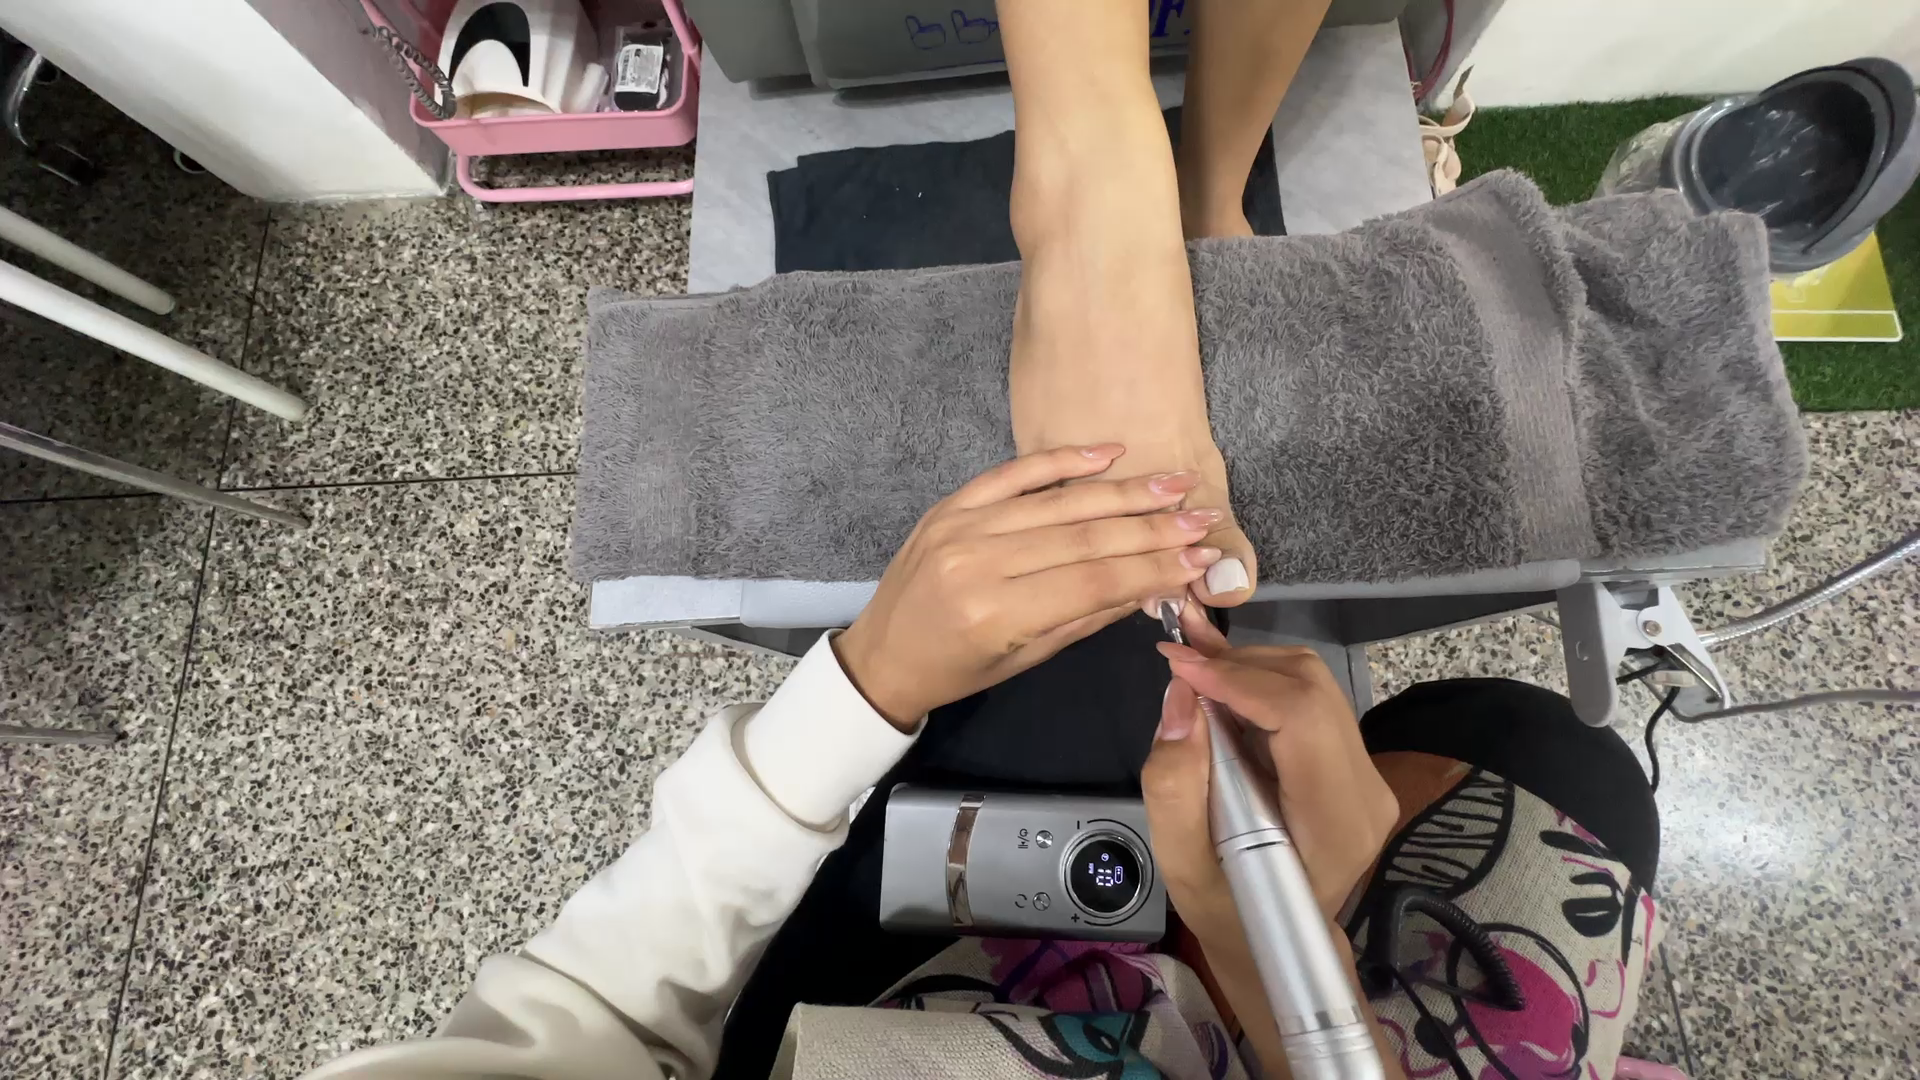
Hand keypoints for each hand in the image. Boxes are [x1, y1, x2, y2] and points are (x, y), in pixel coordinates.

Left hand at [833, 444, 1223, 727]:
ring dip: (1121, 492)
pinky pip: (1012, 473)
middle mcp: (979, 561)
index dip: (1153, 568)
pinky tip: (1106, 454)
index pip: (1093, 582)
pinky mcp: (950, 505)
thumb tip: (1152, 583)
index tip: (1200, 556)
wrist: (883, 654)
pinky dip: (1060, 461)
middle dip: (1150, 526)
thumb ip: (1087, 616)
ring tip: (1172, 483)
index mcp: (997, 613)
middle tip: (1201, 515)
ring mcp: (961, 526)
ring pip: (1057, 503)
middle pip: (1082, 537)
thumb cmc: (957, 670)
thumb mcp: (1026, 658)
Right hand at [1140, 605, 1397, 1070]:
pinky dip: (1254, 675)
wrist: (1271, 937)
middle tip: (1175, 651)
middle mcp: (1365, 787)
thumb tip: (1181, 697)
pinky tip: (1212, 667)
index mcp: (1336, 820)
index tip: (1177, 661)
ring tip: (1188, 656)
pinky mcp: (1344, 758)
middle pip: (1308, 686)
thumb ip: (1175, 785)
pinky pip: (1302, 695)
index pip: (1299, 716)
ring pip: (1307, 681)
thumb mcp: (1181, 861)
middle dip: (1236, 661)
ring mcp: (1362, 770)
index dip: (1237, 679)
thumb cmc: (1225, 908)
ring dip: (1243, 663)